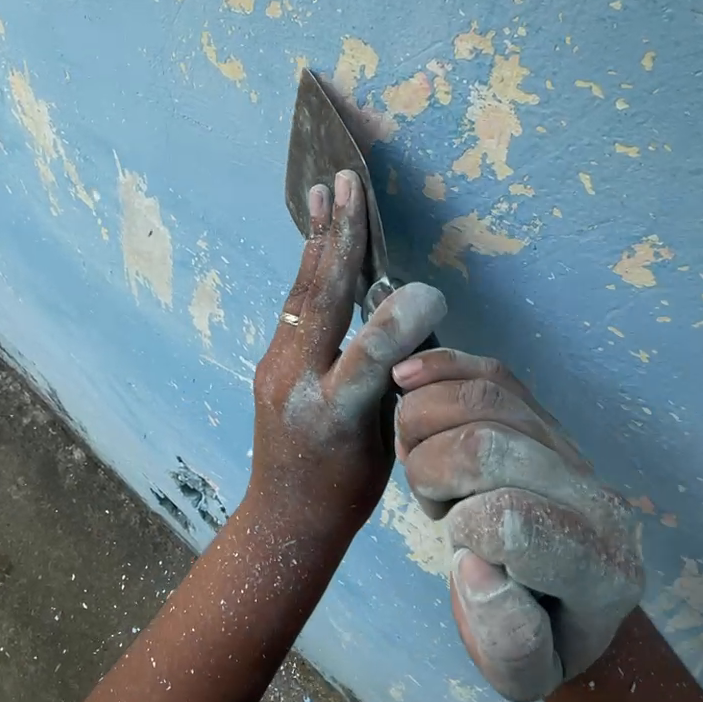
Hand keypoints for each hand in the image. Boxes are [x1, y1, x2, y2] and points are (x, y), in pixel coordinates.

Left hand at [246, 170, 446, 543]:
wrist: (282, 517)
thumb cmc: (345, 492)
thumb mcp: (382, 448)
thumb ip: (391, 382)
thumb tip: (409, 322)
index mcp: (332, 413)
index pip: (367, 354)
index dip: (400, 319)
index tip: (433, 290)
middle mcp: (294, 381)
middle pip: (320, 302)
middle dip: (338, 239)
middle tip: (345, 184)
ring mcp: (275, 366)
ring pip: (302, 293)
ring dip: (318, 240)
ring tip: (323, 193)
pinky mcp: (270, 360)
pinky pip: (296, 305)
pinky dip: (311, 267)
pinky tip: (316, 239)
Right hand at [392, 348, 643, 701]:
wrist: (566, 592)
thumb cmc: (540, 630)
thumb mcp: (523, 670)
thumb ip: (506, 638)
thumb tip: (478, 565)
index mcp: (601, 567)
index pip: (517, 521)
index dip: (466, 529)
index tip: (460, 549)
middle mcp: (594, 494)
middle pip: (490, 444)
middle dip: (433, 468)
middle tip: (430, 499)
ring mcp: (569, 445)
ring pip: (485, 395)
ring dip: (425, 421)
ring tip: (421, 458)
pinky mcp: (540, 413)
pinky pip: (490, 370)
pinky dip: (439, 367)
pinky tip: (405, 377)